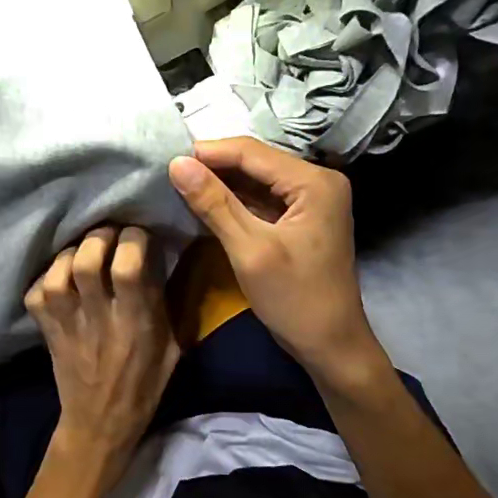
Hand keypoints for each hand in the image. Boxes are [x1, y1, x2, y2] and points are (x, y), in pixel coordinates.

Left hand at [24, 226, 180, 491]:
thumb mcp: (172, 345)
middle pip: (86, 261)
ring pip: (57, 274)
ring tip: (83, 252)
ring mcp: (67, 324)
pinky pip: (35, 294)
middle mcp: (98, 318)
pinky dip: (45, 278)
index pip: (128, 266)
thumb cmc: (144, 385)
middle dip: (98, 237)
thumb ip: (167, 303)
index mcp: (135, 321)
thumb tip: (162, 257)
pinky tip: (61, 278)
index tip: (138, 234)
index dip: (133, 239)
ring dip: (70, 253)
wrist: (100, 424)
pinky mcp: (47, 331)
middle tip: (108, 235)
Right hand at [168, 138, 382, 376]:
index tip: (167, 157)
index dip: (208, 152)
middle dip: (214, 166)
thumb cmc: (294, 299)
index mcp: (314, 182)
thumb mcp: (249, 250)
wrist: (331, 345)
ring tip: (180, 184)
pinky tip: (206, 203)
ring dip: (222, 183)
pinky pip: (264, 199)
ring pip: (257, 180)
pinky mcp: (303, 218)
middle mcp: (318, 181)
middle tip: (170, 172)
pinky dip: (236, 201)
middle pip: (256, 162)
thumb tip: (177, 163)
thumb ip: (214, 204)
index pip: (252, 152)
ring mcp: (313, 200)